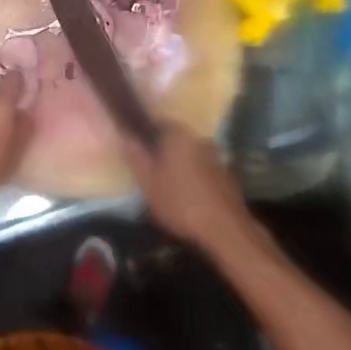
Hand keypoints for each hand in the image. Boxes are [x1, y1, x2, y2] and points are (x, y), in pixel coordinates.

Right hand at [123, 124, 251, 246]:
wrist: (224, 226)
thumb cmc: (180, 202)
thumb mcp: (149, 182)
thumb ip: (136, 157)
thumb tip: (125, 137)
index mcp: (178, 136)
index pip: (157, 123)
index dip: (144, 133)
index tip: (135, 149)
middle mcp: (199, 139)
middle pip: (174, 139)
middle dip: (161, 151)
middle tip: (148, 171)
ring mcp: (215, 156)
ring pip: (188, 154)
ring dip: (177, 165)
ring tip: (166, 187)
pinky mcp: (225, 173)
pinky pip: (201, 168)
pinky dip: (192, 176)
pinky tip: (186, 195)